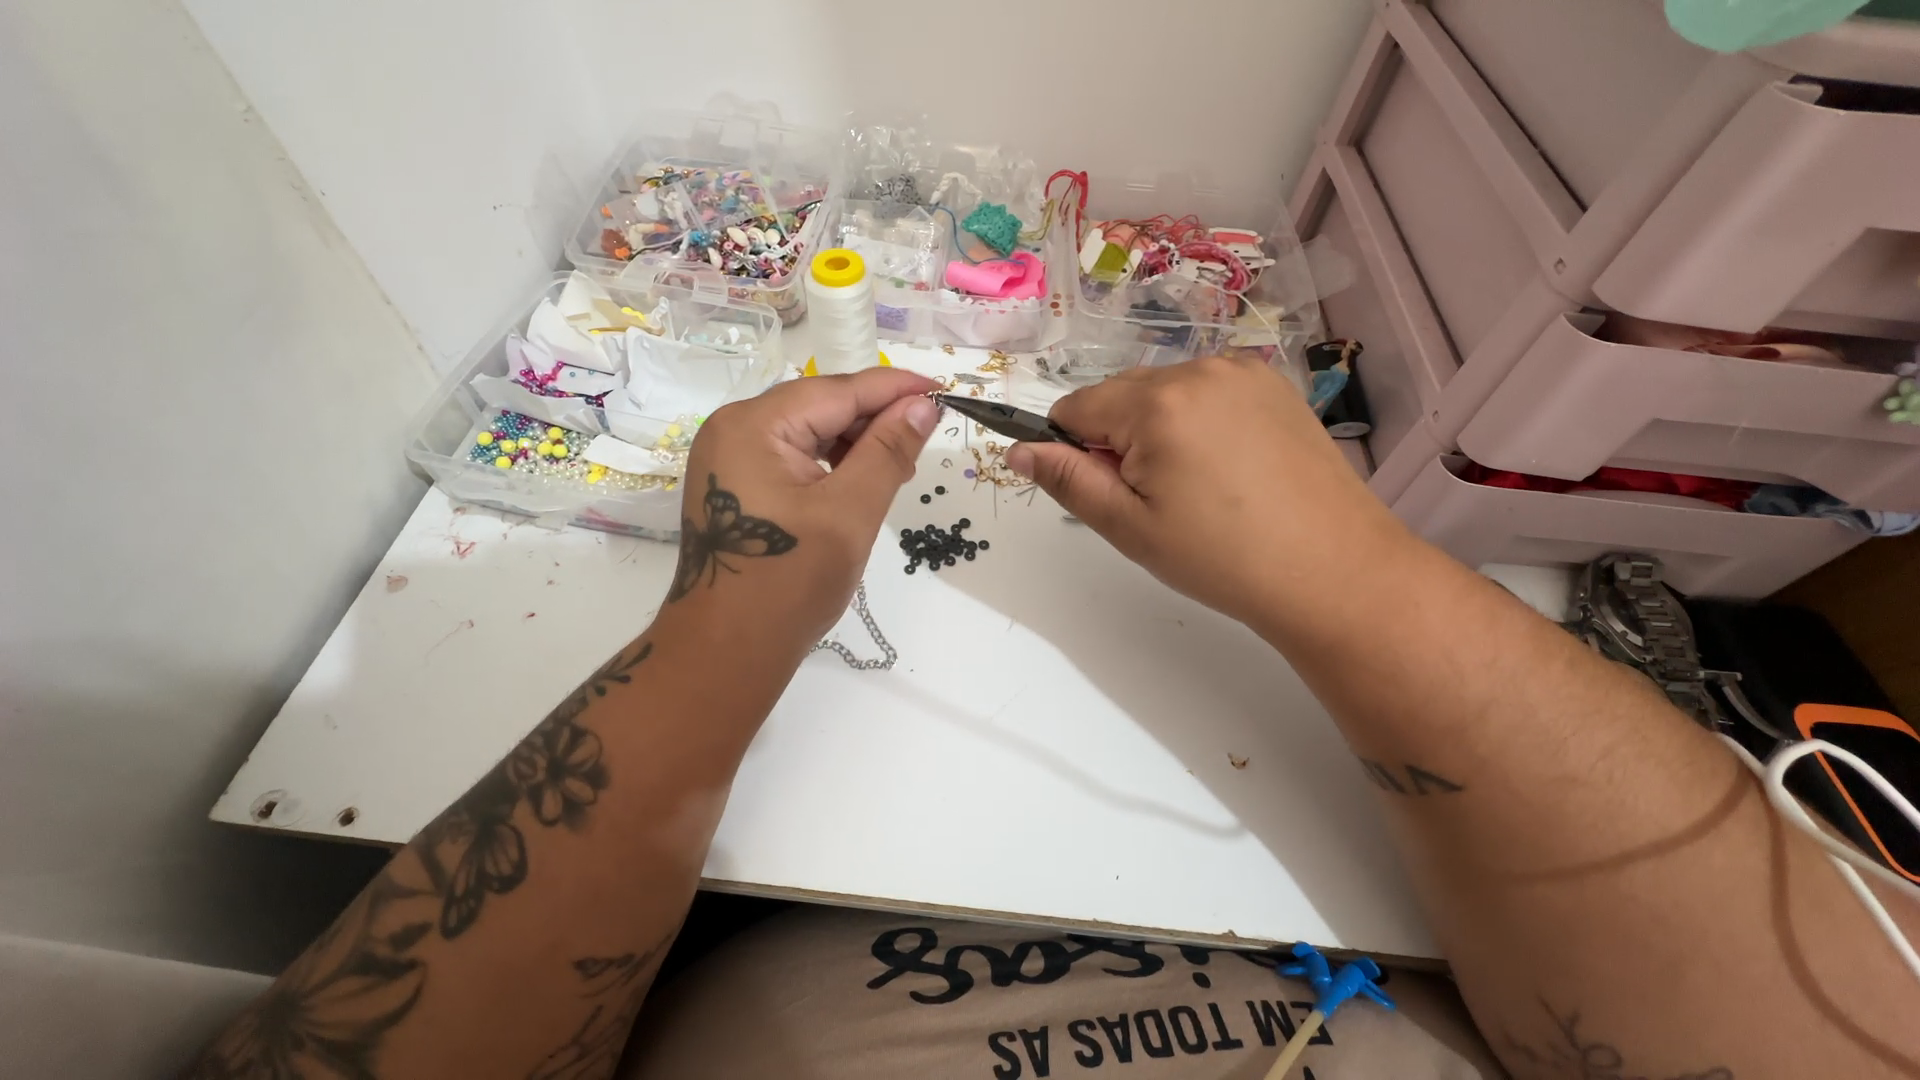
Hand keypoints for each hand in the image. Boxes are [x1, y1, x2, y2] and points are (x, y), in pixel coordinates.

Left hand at [665, 368, 938, 640]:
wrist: (728, 650)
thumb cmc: (789, 584)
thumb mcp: (849, 512)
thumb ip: (887, 452)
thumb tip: (922, 406)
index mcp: (753, 426)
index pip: (837, 390)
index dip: (894, 388)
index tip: (942, 392)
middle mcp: (733, 429)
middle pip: (819, 405)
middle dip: (875, 417)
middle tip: (925, 438)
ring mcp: (729, 457)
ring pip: (807, 430)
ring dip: (855, 441)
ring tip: (898, 466)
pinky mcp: (735, 483)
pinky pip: (792, 455)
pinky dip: (830, 462)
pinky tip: (859, 480)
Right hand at [1006, 356, 1410, 624]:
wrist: (1334, 570)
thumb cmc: (1221, 558)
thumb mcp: (1130, 528)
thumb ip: (1067, 480)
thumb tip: (1017, 449)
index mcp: (1155, 403)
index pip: (1075, 407)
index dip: (1076, 451)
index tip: (1111, 493)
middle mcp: (1198, 370)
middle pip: (1120, 395)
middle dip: (1119, 439)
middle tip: (1159, 499)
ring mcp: (1242, 372)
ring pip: (1164, 392)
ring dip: (1159, 429)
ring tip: (1198, 487)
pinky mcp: (1274, 385)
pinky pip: (1208, 392)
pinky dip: (1200, 421)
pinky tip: (1229, 468)